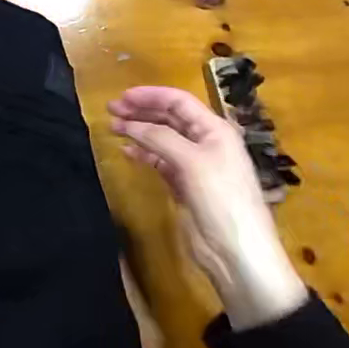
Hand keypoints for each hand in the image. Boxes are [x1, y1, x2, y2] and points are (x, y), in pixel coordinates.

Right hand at [108, 86, 305, 329]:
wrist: (237, 252)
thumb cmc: (221, 199)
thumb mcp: (191, 162)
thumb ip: (160, 138)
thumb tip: (129, 124)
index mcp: (214, 129)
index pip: (179, 101)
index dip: (150, 95)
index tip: (122, 96)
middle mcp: (205, 142)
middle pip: (169, 118)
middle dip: (141, 111)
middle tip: (111, 110)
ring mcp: (195, 165)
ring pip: (163, 138)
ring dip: (139, 131)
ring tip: (113, 128)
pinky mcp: (185, 186)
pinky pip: (161, 161)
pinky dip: (144, 154)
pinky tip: (128, 151)